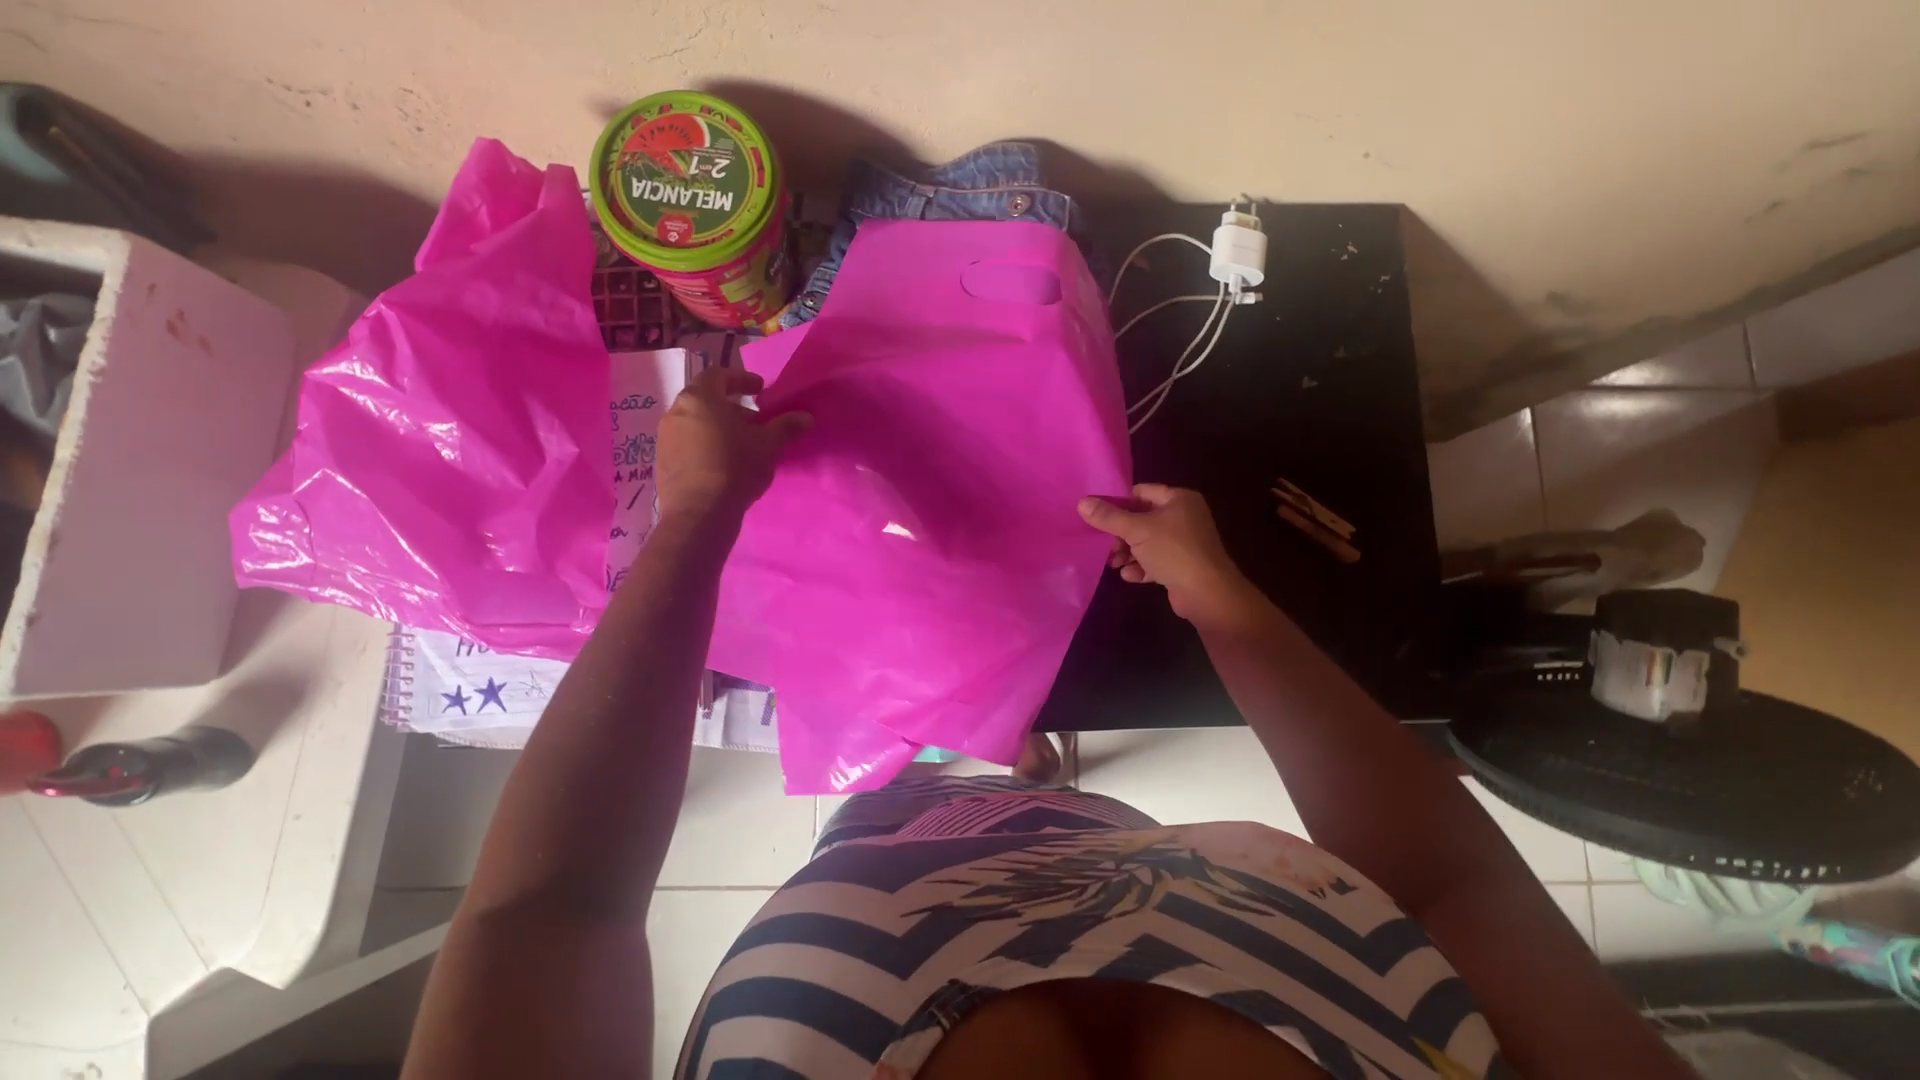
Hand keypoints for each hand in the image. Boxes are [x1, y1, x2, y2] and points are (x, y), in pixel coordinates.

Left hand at [658, 368, 810, 521]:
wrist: (699, 514)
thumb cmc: (735, 468)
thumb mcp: (768, 446)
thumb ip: (786, 426)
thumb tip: (806, 417)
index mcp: (699, 398)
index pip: (718, 375)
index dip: (741, 379)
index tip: (759, 390)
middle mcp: (676, 411)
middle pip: (706, 400)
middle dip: (731, 408)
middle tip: (754, 422)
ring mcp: (665, 437)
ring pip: (695, 422)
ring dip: (718, 427)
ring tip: (740, 445)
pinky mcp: (662, 461)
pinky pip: (686, 444)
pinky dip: (704, 445)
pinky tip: (722, 465)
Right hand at [1078, 484, 1263, 626]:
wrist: (1206, 592)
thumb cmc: (1173, 551)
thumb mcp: (1137, 530)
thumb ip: (1108, 517)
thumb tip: (1081, 502)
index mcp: (1179, 499)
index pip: (1142, 492)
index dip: (1119, 502)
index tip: (1099, 515)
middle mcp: (1184, 517)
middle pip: (1143, 519)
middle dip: (1121, 534)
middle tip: (1106, 546)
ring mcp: (1185, 542)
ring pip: (1147, 542)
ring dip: (1128, 552)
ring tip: (1114, 564)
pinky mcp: (1182, 565)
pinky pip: (1156, 561)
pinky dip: (1142, 567)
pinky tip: (1130, 576)